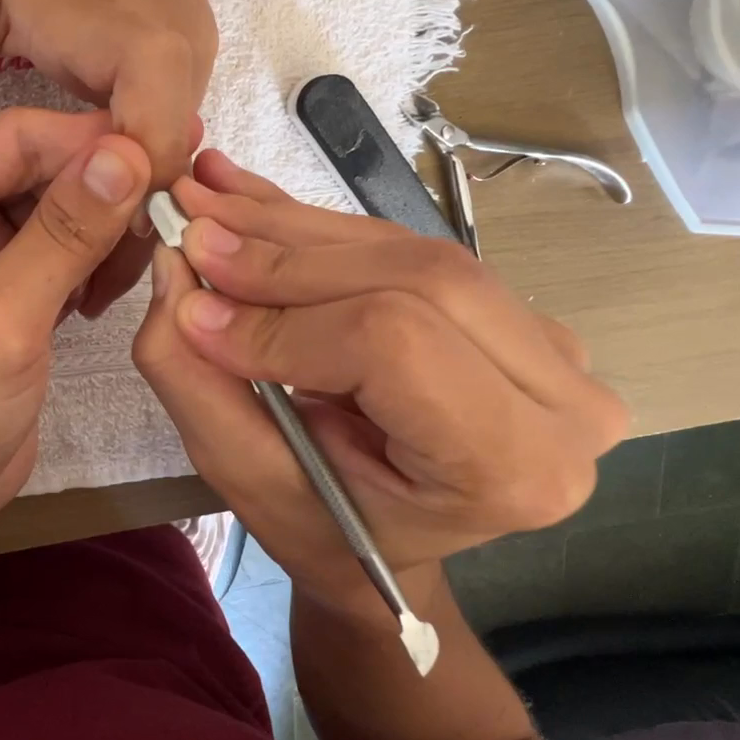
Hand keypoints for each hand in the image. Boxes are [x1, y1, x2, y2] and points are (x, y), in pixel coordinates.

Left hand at [0, 109, 151, 556]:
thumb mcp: (3, 320)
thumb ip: (63, 234)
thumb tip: (126, 151)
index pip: (10, 140)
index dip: (85, 140)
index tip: (163, 155)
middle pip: (38, 168)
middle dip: (102, 184)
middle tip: (172, 205)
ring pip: (59, 206)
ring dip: (106, 224)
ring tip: (146, 255)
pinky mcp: (11, 291)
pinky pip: (63, 249)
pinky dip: (96, 258)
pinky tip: (116, 287)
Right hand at [132, 152, 628, 609]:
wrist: (378, 540)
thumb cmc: (316, 530)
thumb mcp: (241, 473)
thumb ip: (194, 377)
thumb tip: (176, 270)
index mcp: (509, 468)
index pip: (393, 344)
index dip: (282, 322)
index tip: (195, 314)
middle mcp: (563, 398)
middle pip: (414, 277)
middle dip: (282, 251)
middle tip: (189, 229)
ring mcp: (550, 345)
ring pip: (405, 248)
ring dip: (289, 224)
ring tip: (204, 199)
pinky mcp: (511, 311)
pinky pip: (403, 247)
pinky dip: (314, 224)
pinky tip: (247, 199)